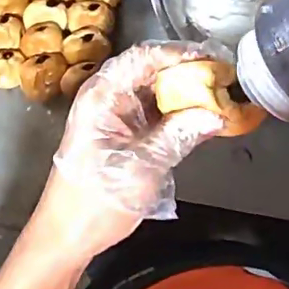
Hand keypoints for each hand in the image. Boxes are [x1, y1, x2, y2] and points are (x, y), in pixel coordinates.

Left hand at [33, 43, 226, 259]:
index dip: (179, 53)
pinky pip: (154, 110)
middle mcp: (106, 97)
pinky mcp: (123, 132)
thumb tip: (217, 114)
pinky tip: (202, 114)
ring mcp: (115, 114)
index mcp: (101, 96)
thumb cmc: (93, 202)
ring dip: (184, 89)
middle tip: (222, 73)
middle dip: (187, 69)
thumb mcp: (142, 167)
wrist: (67, 235)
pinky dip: (177, 110)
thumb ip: (180, 135)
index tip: (212, 58)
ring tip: (220, 91)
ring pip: (154, 89)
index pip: (143, 57)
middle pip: (150, 69)